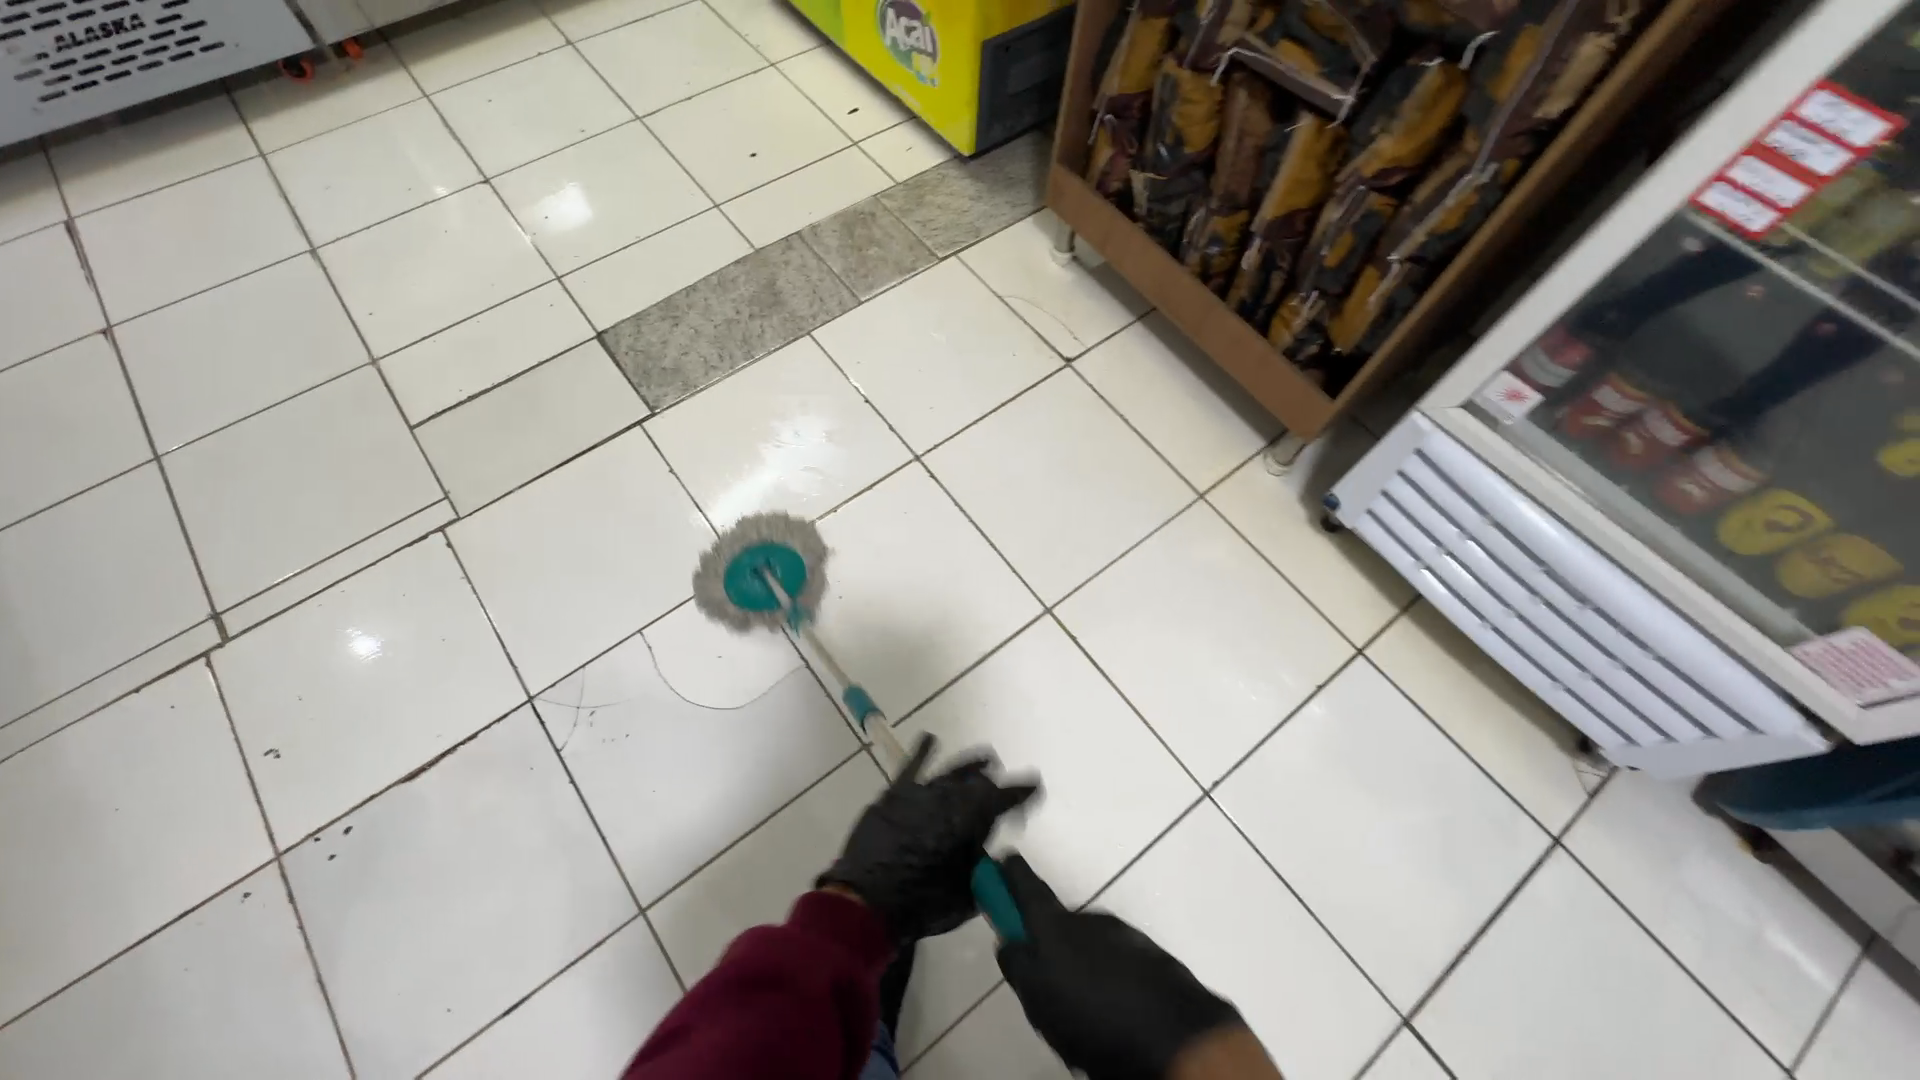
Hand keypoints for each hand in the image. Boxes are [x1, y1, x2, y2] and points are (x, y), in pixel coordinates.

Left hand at [818, 735, 1037, 940]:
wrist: (867, 902)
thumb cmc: (923, 903)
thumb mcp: (969, 891)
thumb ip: (984, 862)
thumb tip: (987, 843)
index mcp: (972, 818)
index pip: (1007, 797)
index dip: (1023, 793)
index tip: (1034, 789)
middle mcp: (950, 797)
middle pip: (980, 782)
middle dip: (996, 785)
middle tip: (1004, 789)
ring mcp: (920, 792)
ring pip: (952, 772)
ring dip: (971, 767)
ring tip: (986, 760)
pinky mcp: (894, 793)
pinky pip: (912, 766)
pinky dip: (923, 750)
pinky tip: (930, 738)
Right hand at [995, 855, 1241, 1079]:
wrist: (1175, 1038)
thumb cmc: (1092, 1016)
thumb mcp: (1037, 997)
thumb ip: (1018, 964)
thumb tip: (1008, 941)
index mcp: (1056, 926)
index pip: (1026, 887)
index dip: (1010, 874)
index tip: (1001, 859)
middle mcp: (1091, 920)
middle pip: (1059, 924)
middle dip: (1050, 943)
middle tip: (1044, 981)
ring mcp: (1126, 937)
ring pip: (1091, 948)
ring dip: (1083, 967)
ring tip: (1081, 1010)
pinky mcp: (1154, 961)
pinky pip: (1120, 967)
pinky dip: (1112, 981)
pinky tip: (1112, 1013)